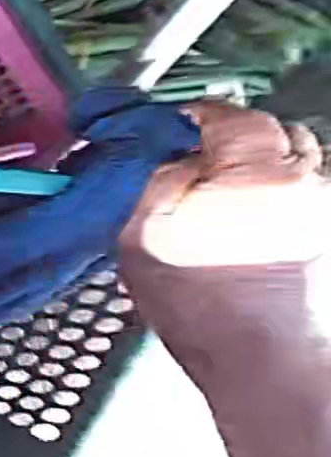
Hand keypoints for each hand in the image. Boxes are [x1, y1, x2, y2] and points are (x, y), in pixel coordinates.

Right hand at [121, 102, 328, 268]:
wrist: (257, 344)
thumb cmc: (186, 286)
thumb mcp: (145, 230)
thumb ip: (165, 183)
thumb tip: (185, 159)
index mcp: (259, 174)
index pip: (241, 121)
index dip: (209, 112)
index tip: (182, 115)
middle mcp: (312, 180)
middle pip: (286, 135)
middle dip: (244, 134)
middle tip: (200, 147)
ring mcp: (329, 206)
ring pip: (307, 160)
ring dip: (270, 159)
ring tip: (230, 175)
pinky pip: (312, 188)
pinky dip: (285, 183)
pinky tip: (255, 203)